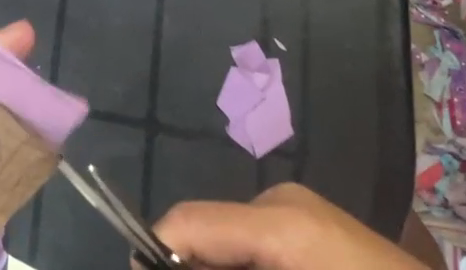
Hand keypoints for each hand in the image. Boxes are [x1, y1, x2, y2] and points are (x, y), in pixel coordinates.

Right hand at [153, 183, 427, 268]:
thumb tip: (161, 261)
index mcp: (279, 219)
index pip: (188, 222)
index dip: (155, 253)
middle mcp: (282, 202)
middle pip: (206, 234)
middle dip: (190, 265)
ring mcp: (299, 212)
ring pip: (230, 244)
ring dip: (218, 268)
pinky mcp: (311, 228)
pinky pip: (257, 248)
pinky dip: (245, 267)